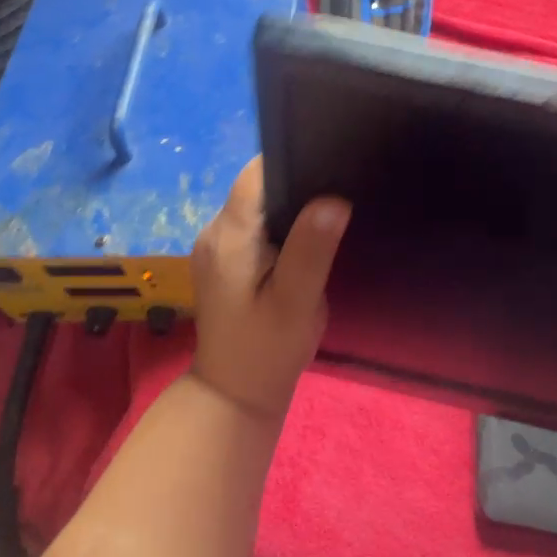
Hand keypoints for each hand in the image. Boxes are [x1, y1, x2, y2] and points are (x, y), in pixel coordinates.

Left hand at [189, 157, 350, 421]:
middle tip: (341, 186)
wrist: (235, 396)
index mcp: (229, 236)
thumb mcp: (296, 301)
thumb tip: (334, 199)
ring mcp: (217, 245)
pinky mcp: (225, 258)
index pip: (256, 175)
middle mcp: (215, 232)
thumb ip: (312, 249)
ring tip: (331, 208)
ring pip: (258, 204)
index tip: (330, 162)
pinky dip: (282, 223)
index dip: (292, 160)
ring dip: (291, 203)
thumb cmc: (266, 349)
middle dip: (297, 181)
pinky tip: (308, 236)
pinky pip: (255, 223)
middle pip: (257, 186)